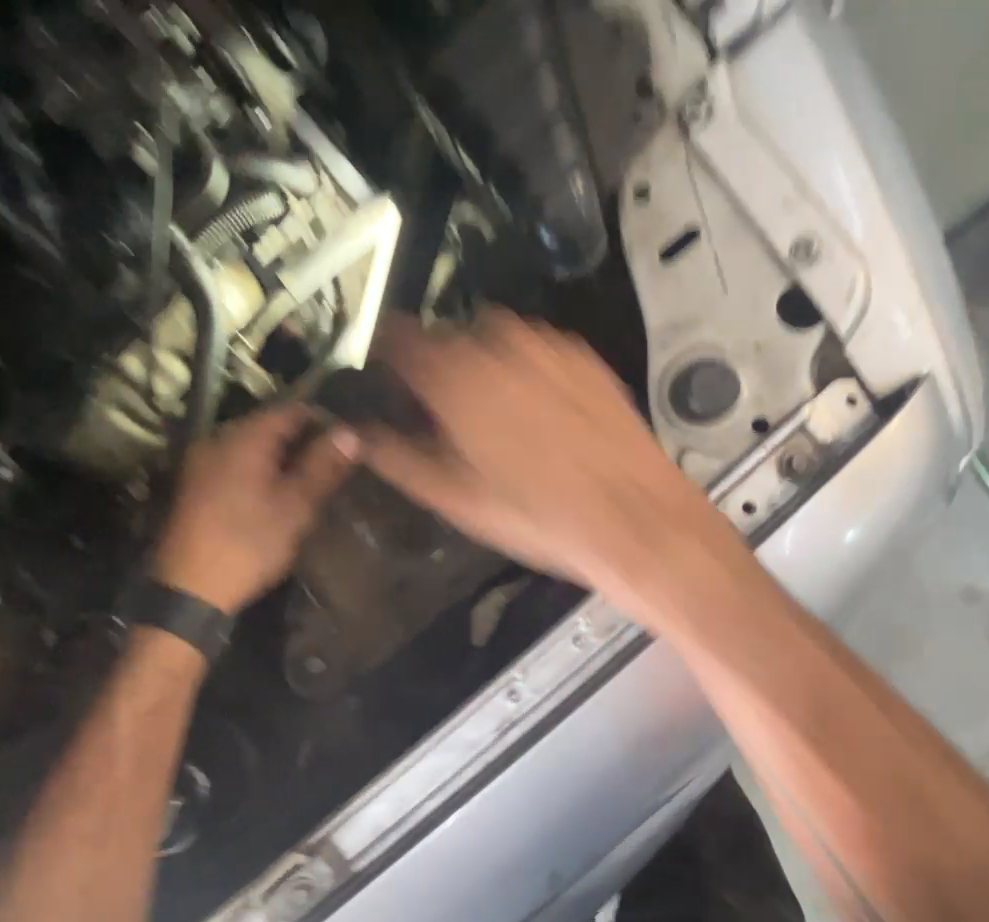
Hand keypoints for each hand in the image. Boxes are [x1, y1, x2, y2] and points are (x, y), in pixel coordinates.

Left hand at [151, 404, 358, 611]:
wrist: (189, 590)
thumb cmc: (248, 544)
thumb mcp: (295, 507)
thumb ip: (323, 467)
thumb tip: (351, 433)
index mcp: (243, 437)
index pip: (292, 410)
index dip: (324, 422)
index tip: (348, 444)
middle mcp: (218, 439)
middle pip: (269, 427)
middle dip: (303, 443)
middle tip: (334, 467)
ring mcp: (201, 462)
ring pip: (252, 448)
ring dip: (281, 460)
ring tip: (311, 483)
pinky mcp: (194, 486)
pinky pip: (236, 466)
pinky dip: (259, 473)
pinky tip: (277, 496)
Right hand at [360, 310, 735, 602]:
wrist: (633, 517)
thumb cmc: (536, 515)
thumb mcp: (454, 497)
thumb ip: (396, 457)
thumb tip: (354, 434)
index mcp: (454, 375)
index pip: (399, 339)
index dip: (387, 356)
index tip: (388, 381)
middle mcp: (498, 344)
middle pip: (448, 336)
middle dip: (437, 365)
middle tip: (443, 411)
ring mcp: (547, 345)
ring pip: (495, 339)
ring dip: (482, 362)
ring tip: (493, 413)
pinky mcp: (584, 358)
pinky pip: (537, 349)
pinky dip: (523, 367)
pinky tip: (538, 411)